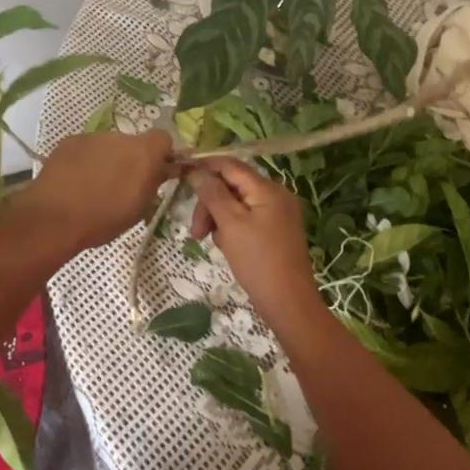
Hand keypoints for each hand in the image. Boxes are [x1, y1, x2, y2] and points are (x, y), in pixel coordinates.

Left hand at [12, 130, 177, 254]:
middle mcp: (119, 137)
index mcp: (142, 152)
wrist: (55, 217)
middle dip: (130, 160)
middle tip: (121, 185)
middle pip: (132, 143)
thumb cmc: (104, 218)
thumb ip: (154, 181)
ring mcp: (92, 136)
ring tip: (94, 186)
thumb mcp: (139, 207)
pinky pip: (86, 148)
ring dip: (107, 160)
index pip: (163, 138)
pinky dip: (85, 160)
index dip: (160, 154)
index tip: (155, 172)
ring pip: (107, 146)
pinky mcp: (70, 140)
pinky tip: (75, 181)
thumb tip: (164, 168)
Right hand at [187, 158, 321, 323]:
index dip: (204, 166)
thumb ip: (213, 194)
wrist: (289, 304)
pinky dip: (232, 228)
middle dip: (209, 203)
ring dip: (218, 218)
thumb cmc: (258, 261)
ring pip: (236, 204)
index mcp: (267, 189)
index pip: (230, 165)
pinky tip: (227, 247)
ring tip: (210, 241)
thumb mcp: (230, 224)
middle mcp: (276, 196)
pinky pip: (246, 219)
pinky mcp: (276, 231)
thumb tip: (198, 172)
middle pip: (232, 186)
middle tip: (196, 231)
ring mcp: (278, 214)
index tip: (180, 173)